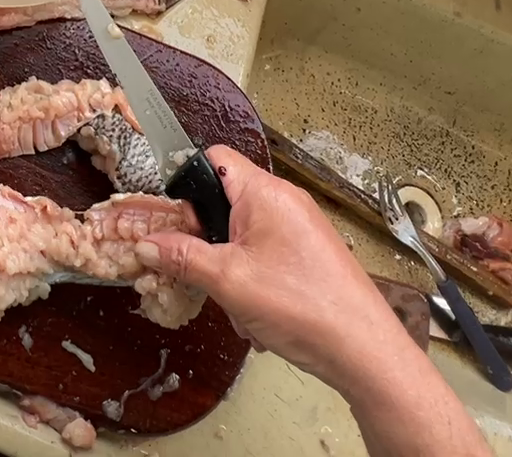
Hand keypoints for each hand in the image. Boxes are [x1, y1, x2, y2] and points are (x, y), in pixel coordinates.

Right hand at [134, 145, 413, 392]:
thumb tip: (144, 245)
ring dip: (228, 262)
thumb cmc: (301, 306)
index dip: (187, 179)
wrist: (367, 355)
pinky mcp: (310, 252)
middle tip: (203, 265)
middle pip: (225, 197)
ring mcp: (300, 226)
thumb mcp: (227, 280)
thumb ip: (182, 257)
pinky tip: (256, 311)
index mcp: (264, 191)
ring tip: (235, 298)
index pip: (214, 156)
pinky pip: (264, 250)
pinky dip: (251, 275)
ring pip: (242, 230)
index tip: (178, 219)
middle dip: (207, 235)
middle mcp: (284, 199)